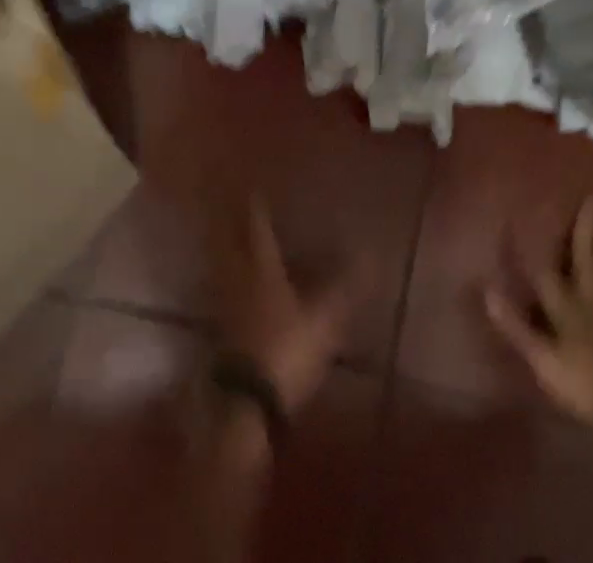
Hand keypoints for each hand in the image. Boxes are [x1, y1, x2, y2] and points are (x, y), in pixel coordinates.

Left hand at [218, 198, 367, 412]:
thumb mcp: (325, 321)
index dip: (256, 211)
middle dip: (227, 223)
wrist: (247, 402)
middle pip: (228, 245)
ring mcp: (225, 308)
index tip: (253, 190)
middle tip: (225, 204)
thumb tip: (372, 255)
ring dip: (221, 249)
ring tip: (224, 237)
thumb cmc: (287, 352)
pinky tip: (231, 285)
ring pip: (220, 267)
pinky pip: (221, 292)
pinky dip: (225, 279)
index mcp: (262, 272)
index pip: (257, 232)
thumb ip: (346, 289)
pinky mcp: (221, 331)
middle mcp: (238, 282)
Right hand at [486, 197, 592, 427]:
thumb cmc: (579, 383)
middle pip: (587, 260)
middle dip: (587, 230)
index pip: (543, 271)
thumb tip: (487, 289)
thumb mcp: (540, 357)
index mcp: (566, 307)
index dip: (527, 246)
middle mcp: (590, 302)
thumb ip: (515, 324)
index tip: (517, 217)